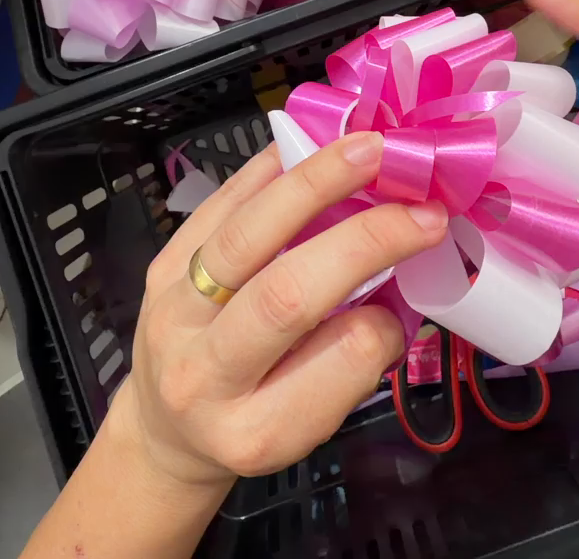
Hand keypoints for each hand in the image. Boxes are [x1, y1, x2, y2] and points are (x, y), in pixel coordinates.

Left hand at [104, 132, 448, 488]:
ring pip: (244, 238)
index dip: (386, 316)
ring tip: (367, 150)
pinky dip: (269, 170)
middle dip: (361, 238)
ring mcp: (171, 314)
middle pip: (285, 296)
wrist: (166, 426)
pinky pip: (218, 205)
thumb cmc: (252, 422)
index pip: (335, 363)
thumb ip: (351, 358)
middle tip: (418, 199)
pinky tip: (309, 146)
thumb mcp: (308, 423)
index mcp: (256, 432)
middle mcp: (204, 375)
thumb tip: (396, 276)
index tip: (415, 278)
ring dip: (312, 184)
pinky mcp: (160, 267)